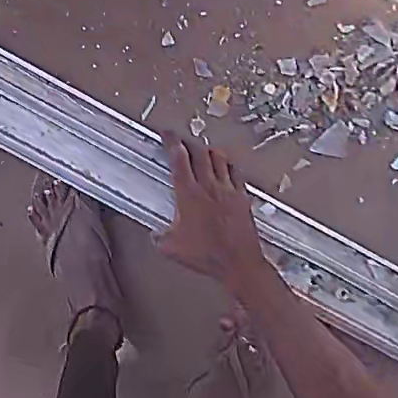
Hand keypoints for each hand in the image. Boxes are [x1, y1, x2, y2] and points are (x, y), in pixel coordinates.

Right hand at [154, 131, 269, 289]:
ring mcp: (228, 190)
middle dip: (189, 142)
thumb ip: (159, 238)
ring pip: (219, 158)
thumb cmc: (205, 255)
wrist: (238, 263)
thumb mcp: (171, 248)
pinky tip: (226, 167)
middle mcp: (209, 186)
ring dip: (209, 151)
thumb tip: (154, 234)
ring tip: (203, 150)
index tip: (167, 134)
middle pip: (199, 152)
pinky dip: (228, 166)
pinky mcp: (242, 198)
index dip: (171, 142)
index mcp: (189, 194)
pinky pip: (236, 173)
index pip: (178, 159)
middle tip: (182, 139)